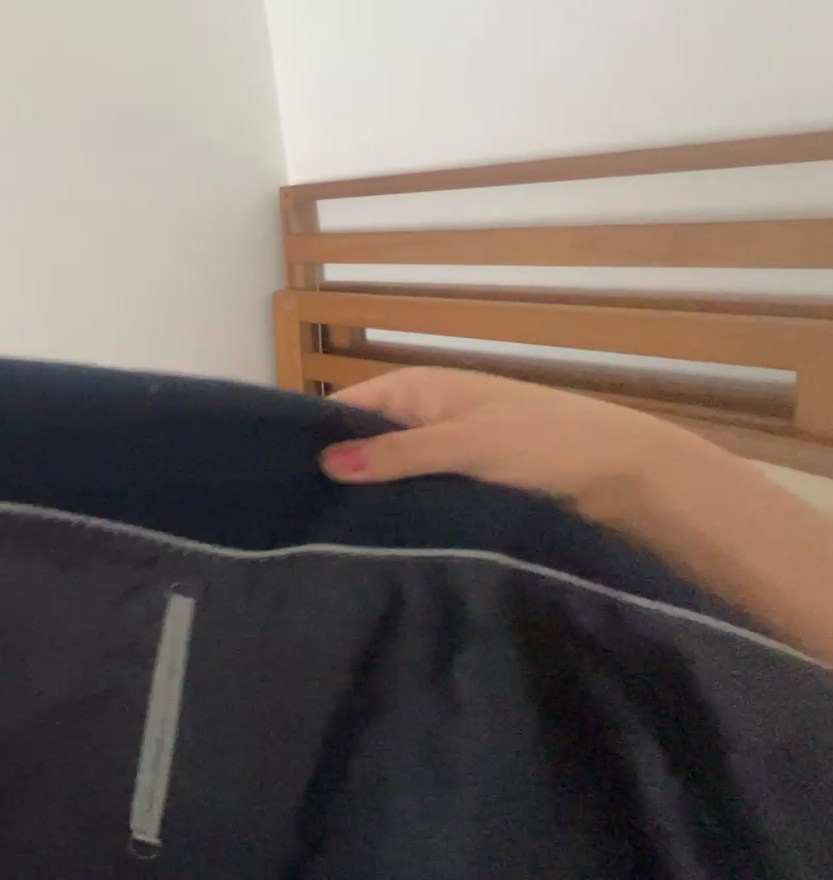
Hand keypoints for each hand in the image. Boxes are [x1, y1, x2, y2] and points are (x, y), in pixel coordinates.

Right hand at [319, 367, 718, 529]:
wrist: (637, 476)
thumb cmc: (545, 441)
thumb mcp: (464, 444)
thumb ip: (395, 454)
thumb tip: (324, 465)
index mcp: (413, 388)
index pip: (342, 407)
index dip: (314, 436)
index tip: (283, 474)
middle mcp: (419, 413)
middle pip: (359, 440)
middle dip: (337, 469)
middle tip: (300, 510)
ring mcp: (439, 447)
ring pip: (385, 469)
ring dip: (368, 493)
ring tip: (327, 527)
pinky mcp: (458, 480)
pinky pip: (411, 490)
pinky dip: (396, 506)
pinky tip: (374, 532)